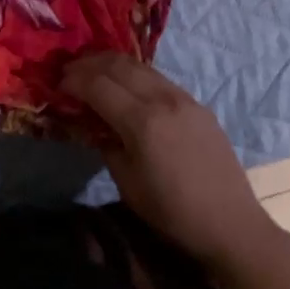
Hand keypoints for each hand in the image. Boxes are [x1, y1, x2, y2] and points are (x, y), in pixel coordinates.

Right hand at [63, 53, 272, 268]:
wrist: (231, 224)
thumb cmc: (174, 213)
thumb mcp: (128, 185)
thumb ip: (106, 145)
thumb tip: (92, 123)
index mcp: (142, 122)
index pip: (98, 85)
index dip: (74, 81)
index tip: (58, 83)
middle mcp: (162, 99)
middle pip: (118, 65)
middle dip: (89, 63)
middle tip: (70, 70)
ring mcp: (183, 98)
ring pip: (140, 66)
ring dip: (112, 64)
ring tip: (94, 71)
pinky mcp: (197, 104)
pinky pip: (159, 78)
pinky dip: (135, 74)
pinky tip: (127, 85)